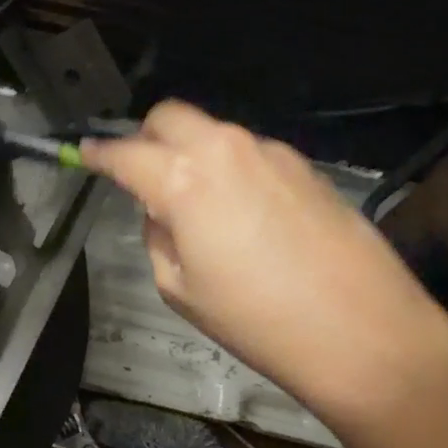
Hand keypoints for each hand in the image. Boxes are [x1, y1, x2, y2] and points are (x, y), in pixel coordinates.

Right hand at [78, 100, 447, 424]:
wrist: (364, 331)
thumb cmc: (257, 321)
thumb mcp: (181, 289)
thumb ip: (159, 236)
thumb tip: (164, 212)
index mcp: (184, 180)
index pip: (126, 152)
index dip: (99, 154)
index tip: (84, 154)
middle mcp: (226, 150)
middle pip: (171, 116)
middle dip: (146, 137)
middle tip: (142, 176)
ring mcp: (273, 153)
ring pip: (214, 134)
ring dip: (193, 155)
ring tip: (201, 209)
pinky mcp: (308, 167)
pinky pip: (251, 155)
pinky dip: (232, 171)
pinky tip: (246, 218)